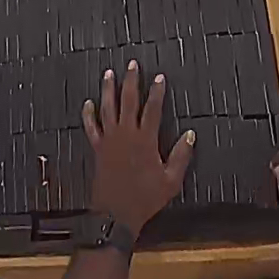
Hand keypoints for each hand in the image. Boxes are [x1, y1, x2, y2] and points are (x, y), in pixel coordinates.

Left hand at [82, 61, 194, 236]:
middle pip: (128, 101)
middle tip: (132, 64)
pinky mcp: (98, 148)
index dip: (157, 92)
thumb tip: (190, 134)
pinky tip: (88, 102)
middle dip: (131, 81)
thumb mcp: (171, 180)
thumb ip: (181, 155)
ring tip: (108, 73)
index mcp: (145, 140)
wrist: (116, 213)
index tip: (159, 77)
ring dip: (108, 89)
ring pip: (108, 108)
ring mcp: (109, 140)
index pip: (153, 109)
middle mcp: (126, 135)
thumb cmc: (146, 198)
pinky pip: (91, 127)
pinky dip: (88, 114)